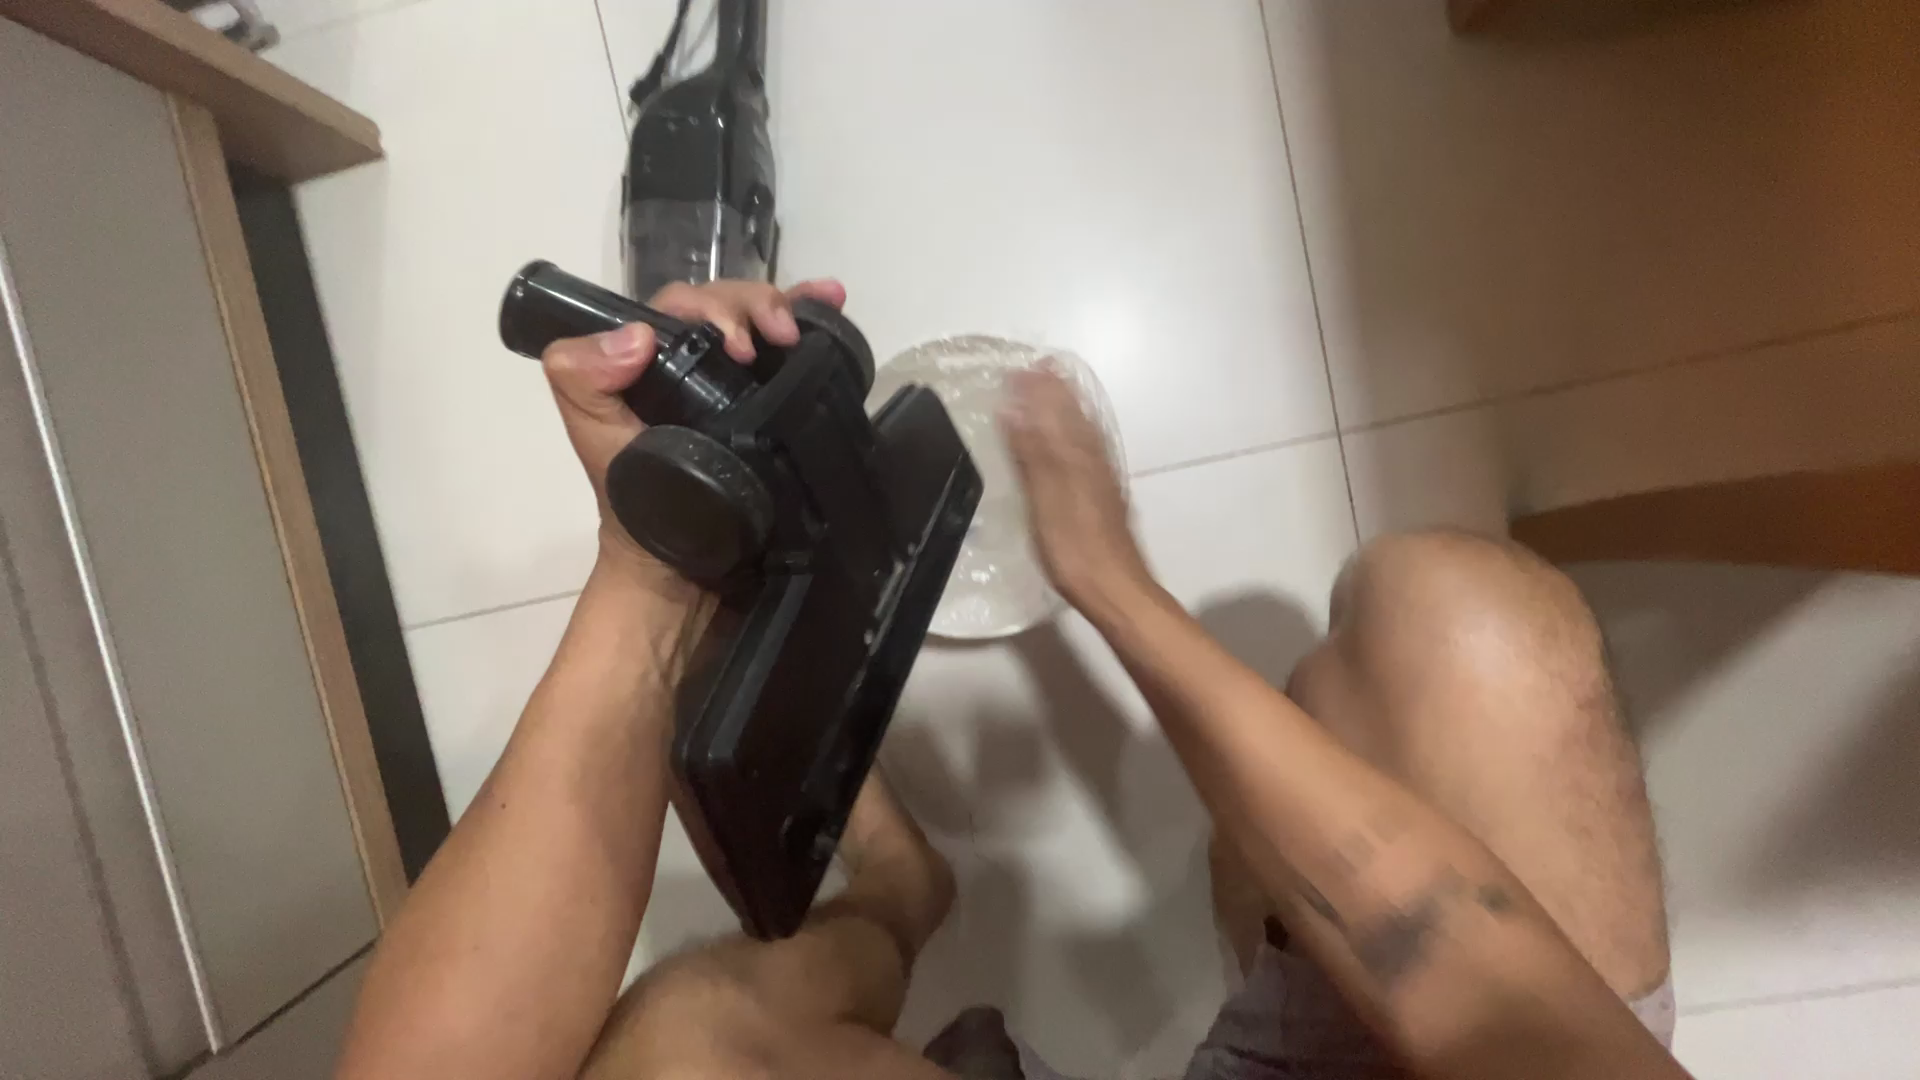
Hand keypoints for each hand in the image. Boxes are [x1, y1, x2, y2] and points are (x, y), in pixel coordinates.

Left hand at [540, 277, 848, 588]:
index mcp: (651, 358)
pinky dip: (812, 317)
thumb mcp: (595, 439)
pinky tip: (832, 299)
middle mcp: (696, 361)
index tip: (740, 346)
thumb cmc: (637, 500)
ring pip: (761, 320)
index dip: (713, 310)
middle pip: (728, 305)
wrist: (686, 561)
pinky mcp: (772, 403)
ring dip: (788, 307)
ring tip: (804, 324)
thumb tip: (637, 337)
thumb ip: (583, 383)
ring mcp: (739, 382)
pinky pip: (790, 352)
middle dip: (756, 307)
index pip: (682, 307)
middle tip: (778, 339)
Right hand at [999, 362, 1152, 612]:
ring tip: (1059, 388)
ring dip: (1071, 408)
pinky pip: (1093, 452)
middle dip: (1057, 392)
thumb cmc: (1074, 551)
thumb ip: (1032, 456)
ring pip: (1086, 433)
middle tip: (1042, 367)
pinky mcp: (1107, 499)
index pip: (1055, 413)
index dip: (1038, 391)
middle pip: (1074, 418)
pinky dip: (1083, 435)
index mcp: (1075, 460)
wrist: (1116, 590)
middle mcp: (1093, 462)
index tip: (1022, 368)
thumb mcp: (1045, 503)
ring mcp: (1103, 480)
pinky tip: (1080, 440)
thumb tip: (1015, 410)